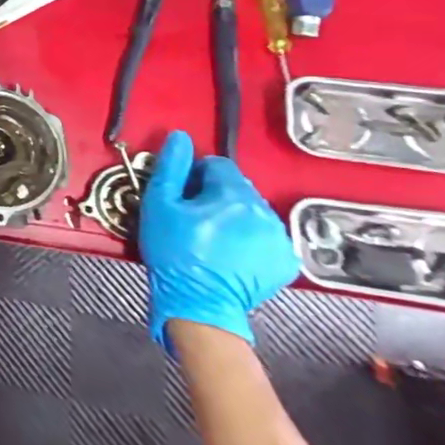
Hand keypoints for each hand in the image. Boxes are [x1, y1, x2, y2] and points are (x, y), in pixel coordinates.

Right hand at [139, 130, 299, 351]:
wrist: (198, 308)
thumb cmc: (175, 255)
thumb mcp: (159, 206)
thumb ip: (171, 166)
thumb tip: (180, 137)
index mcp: (233, 192)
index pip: (216, 165)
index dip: (195, 178)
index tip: (183, 200)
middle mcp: (263, 210)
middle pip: (236, 188)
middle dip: (216, 198)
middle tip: (194, 222)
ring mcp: (278, 237)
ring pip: (251, 212)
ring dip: (234, 219)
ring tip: (211, 241)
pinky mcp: (284, 261)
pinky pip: (265, 237)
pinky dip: (250, 241)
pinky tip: (231, 256)